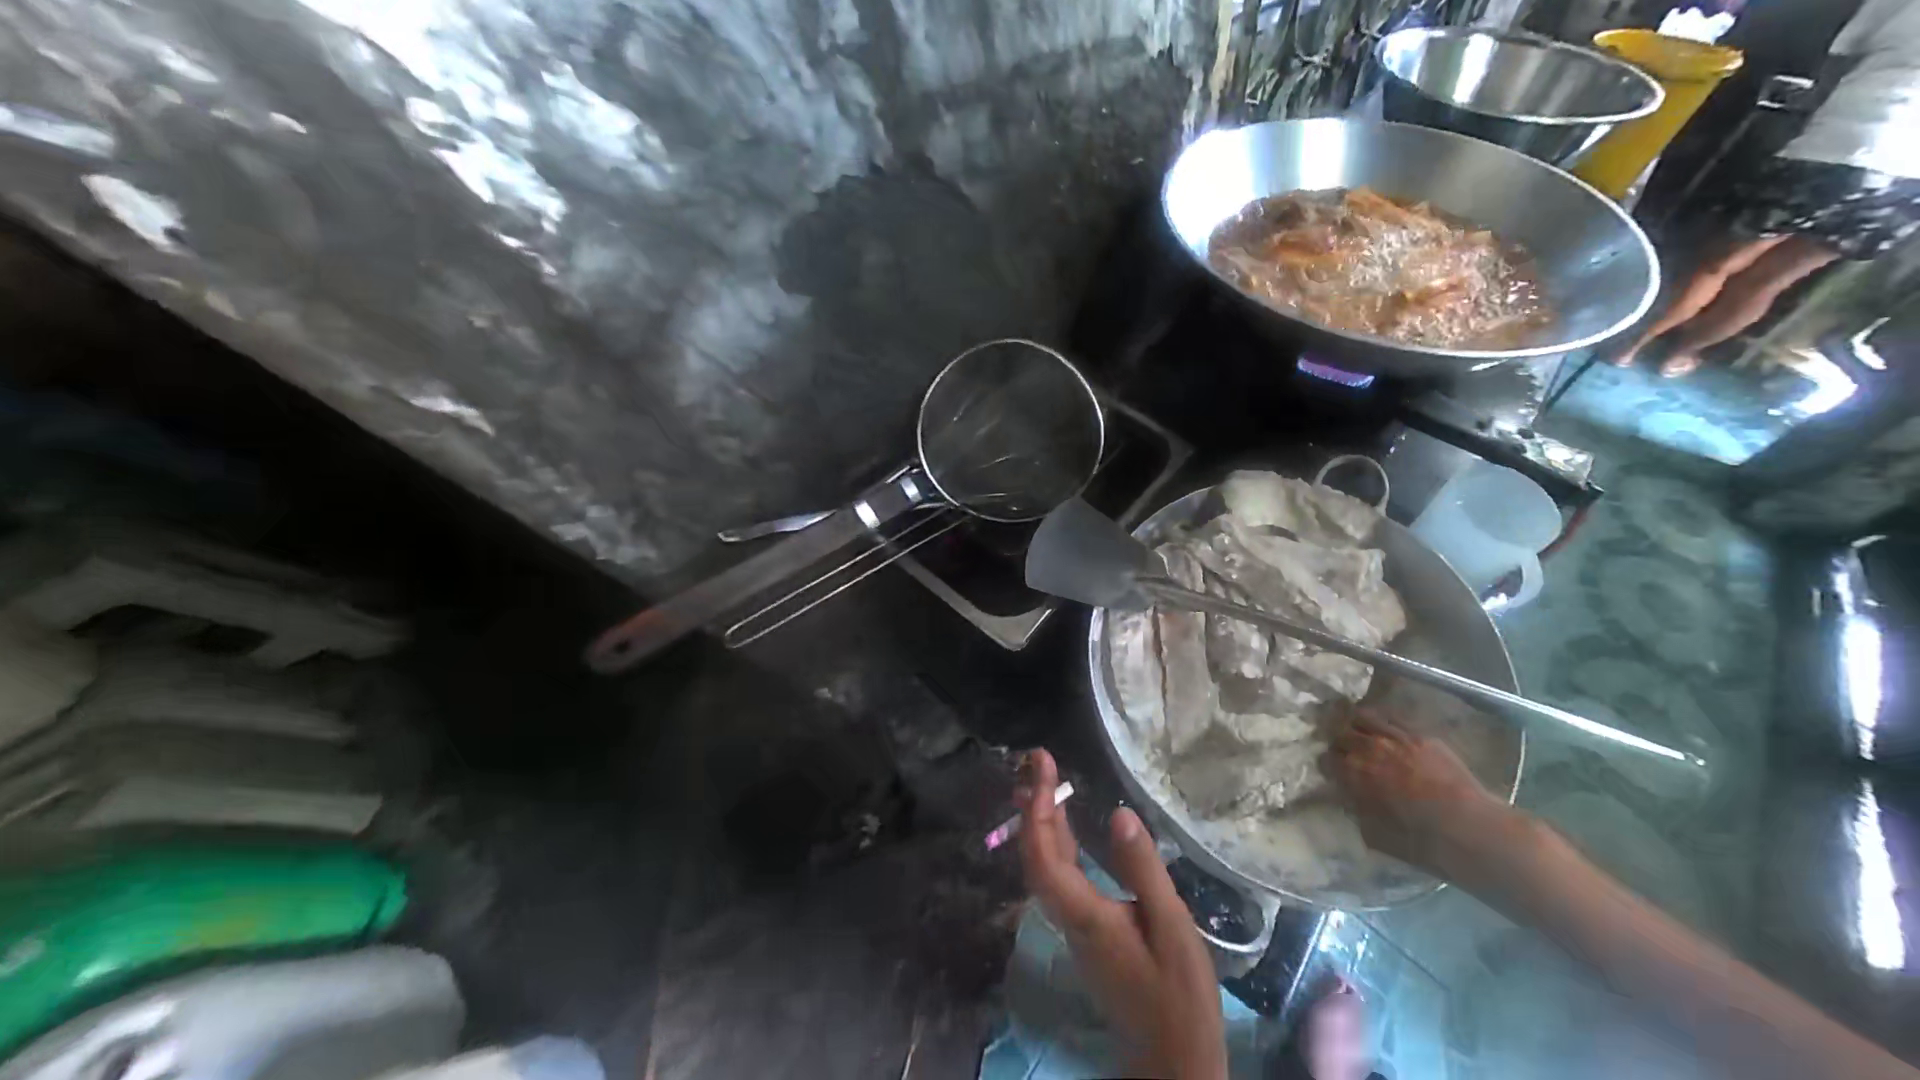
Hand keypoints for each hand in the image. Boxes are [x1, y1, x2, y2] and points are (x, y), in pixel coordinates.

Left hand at [1018, 749, 1225, 1079]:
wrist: (1173, 1057)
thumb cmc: (1178, 994)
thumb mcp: (1172, 927)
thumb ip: (1144, 871)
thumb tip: (1118, 814)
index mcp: (1085, 914)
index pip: (1044, 855)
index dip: (1037, 808)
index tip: (1042, 767)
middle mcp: (1067, 916)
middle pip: (1035, 854)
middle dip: (1032, 803)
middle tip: (1038, 759)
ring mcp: (1072, 924)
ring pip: (1042, 864)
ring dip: (1040, 819)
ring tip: (1043, 778)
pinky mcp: (1083, 928)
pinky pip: (1057, 874)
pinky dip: (1054, 839)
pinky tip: (1065, 823)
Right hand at [1325, 710, 1518, 877]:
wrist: (1469, 829)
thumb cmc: (1417, 840)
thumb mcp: (1371, 831)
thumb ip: (1353, 808)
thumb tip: (1347, 798)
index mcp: (1351, 772)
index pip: (1325, 759)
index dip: (1328, 767)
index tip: (1334, 775)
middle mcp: (1367, 747)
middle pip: (1340, 733)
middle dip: (1339, 743)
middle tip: (1346, 753)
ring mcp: (1395, 737)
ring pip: (1364, 717)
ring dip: (1358, 725)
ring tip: (1362, 734)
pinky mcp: (1421, 735)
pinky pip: (1394, 720)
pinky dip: (1385, 724)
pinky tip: (1389, 735)